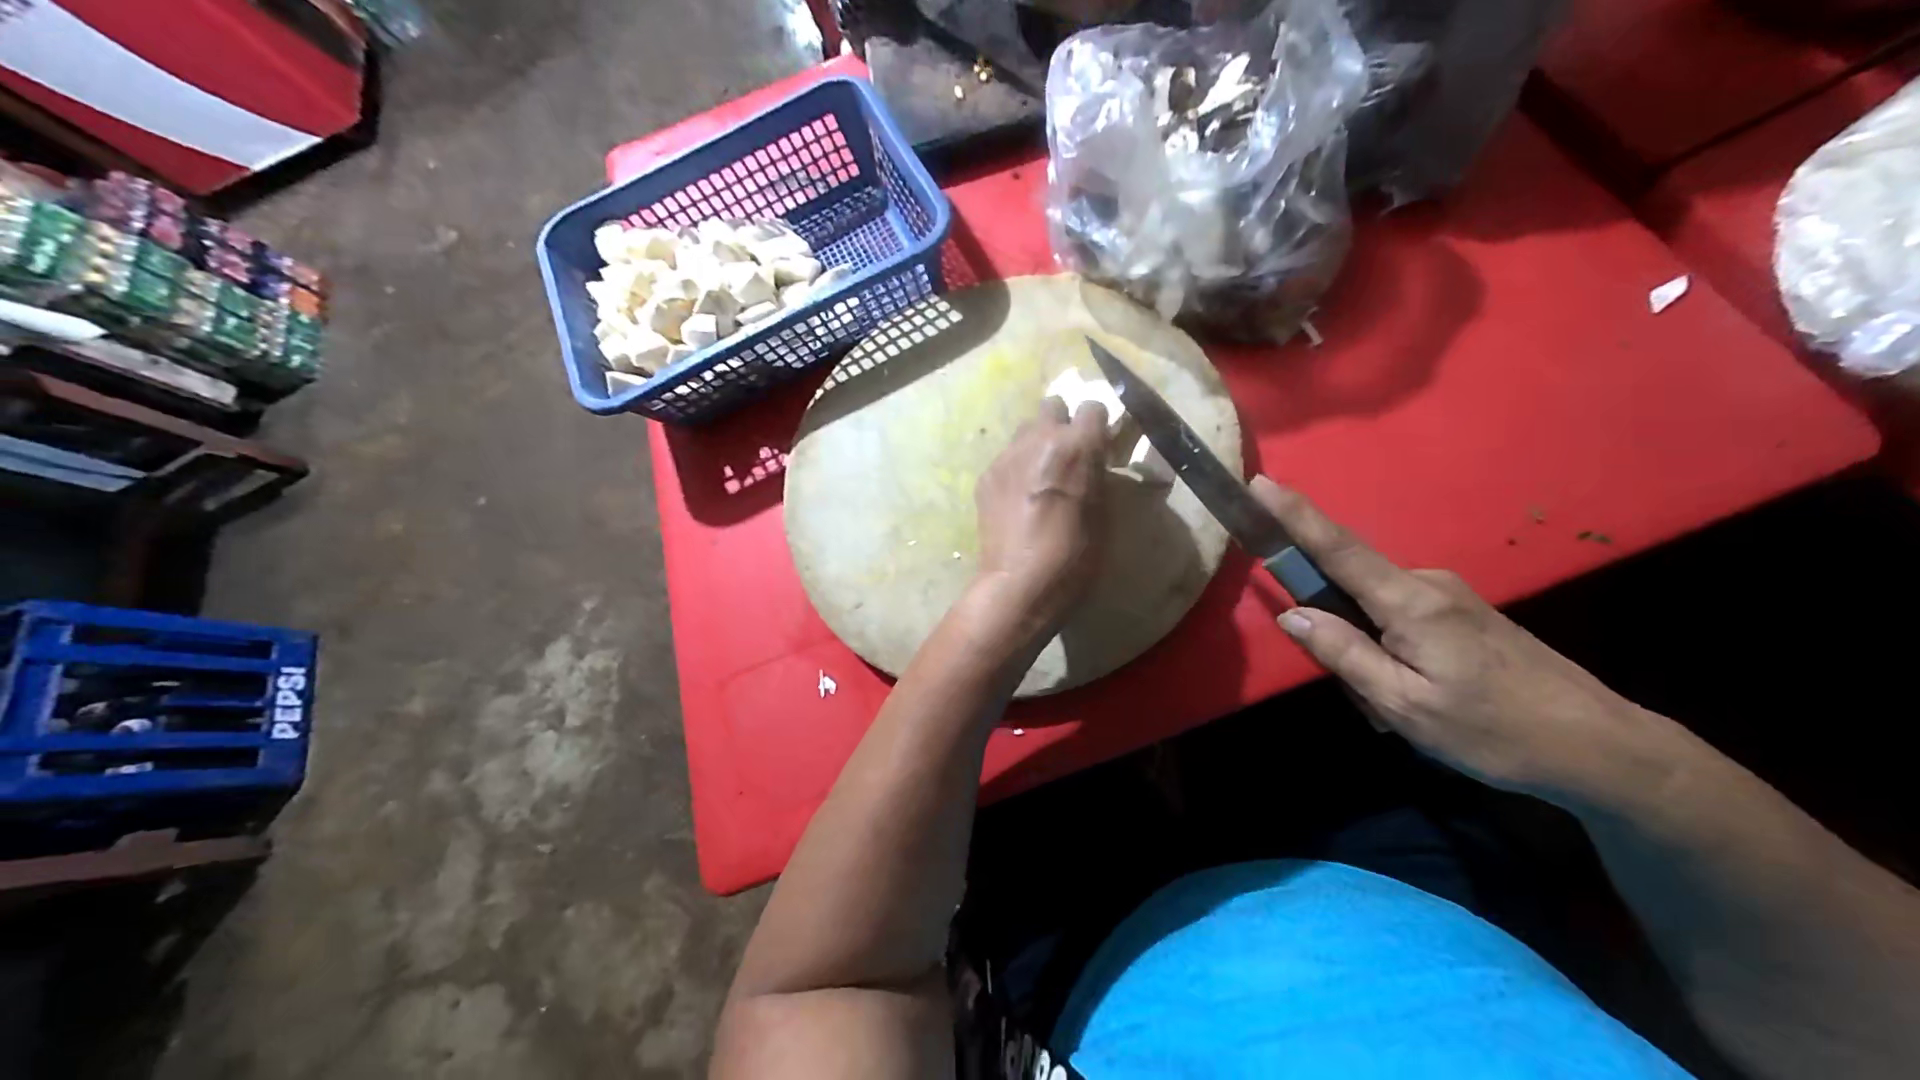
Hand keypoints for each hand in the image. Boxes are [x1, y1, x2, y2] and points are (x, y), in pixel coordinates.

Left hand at [966, 397, 1109, 651]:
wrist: (1019, 583)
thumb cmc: (1074, 557)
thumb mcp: (1103, 513)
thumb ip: (1096, 474)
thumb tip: (1092, 460)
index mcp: (1077, 447)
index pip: (1092, 406)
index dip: (1097, 425)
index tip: (1099, 444)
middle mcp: (1039, 440)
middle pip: (1052, 406)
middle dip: (1062, 424)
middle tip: (1067, 455)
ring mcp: (1007, 456)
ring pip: (1025, 431)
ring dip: (1037, 444)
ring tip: (1040, 477)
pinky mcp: (986, 476)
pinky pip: (1006, 458)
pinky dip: (1016, 469)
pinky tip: (1019, 500)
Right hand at [1249, 476, 1668, 806]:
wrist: (1602, 747)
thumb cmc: (1494, 730)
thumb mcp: (1404, 704)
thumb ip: (1344, 654)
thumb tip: (1293, 615)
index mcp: (1411, 602)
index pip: (1338, 548)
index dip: (1295, 515)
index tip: (1260, 484)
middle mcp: (1428, 584)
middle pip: (1349, 581)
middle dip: (1330, 621)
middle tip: (1364, 694)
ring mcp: (1449, 595)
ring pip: (1373, 605)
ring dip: (1364, 645)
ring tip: (1399, 707)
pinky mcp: (1463, 611)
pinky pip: (1398, 614)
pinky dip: (1387, 646)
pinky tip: (1419, 692)